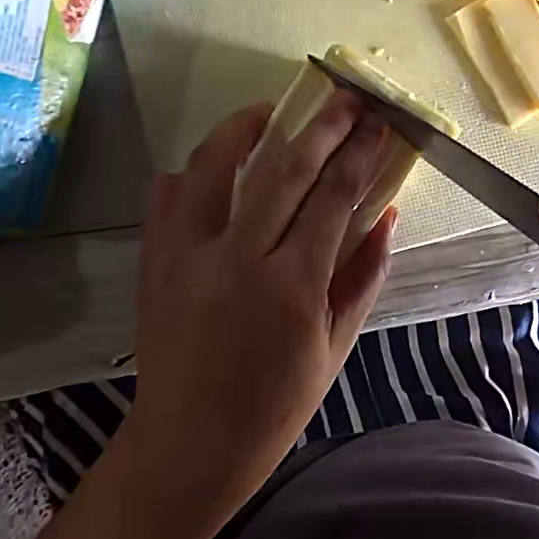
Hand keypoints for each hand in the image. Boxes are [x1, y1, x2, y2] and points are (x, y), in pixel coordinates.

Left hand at [113, 96, 395, 525]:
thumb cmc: (272, 407)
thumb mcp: (333, 348)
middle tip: (343, 99)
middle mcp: (236, 257)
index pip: (333, 198)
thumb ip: (362, 276)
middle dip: (320, 126)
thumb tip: (386, 214)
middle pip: (282, 170)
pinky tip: (209, 168)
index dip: (359, 154)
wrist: (189, 440)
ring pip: (212, 167)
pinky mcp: (153, 260)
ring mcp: (185, 254)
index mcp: (290, 286)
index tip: (378, 123)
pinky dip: (188, 173)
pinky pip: (165, 197)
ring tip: (267, 113)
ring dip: (241, 129)